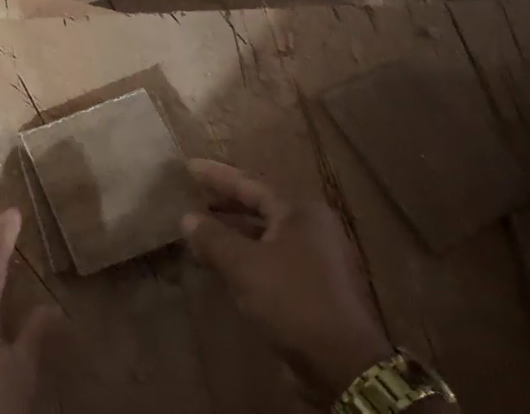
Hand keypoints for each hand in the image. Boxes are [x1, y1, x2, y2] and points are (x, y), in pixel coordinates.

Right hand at [181, 159, 393, 399]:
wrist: (342, 362)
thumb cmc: (292, 299)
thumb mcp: (243, 265)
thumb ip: (212, 238)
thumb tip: (187, 218)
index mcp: (299, 211)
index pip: (250, 182)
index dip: (216, 175)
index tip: (187, 167)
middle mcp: (312, 227)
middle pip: (260, 205)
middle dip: (224, 202)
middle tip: (192, 195)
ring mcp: (316, 257)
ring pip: (266, 233)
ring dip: (233, 230)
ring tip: (201, 228)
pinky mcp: (314, 285)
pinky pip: (272, 256)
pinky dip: (246, 254)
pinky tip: (224, 262)